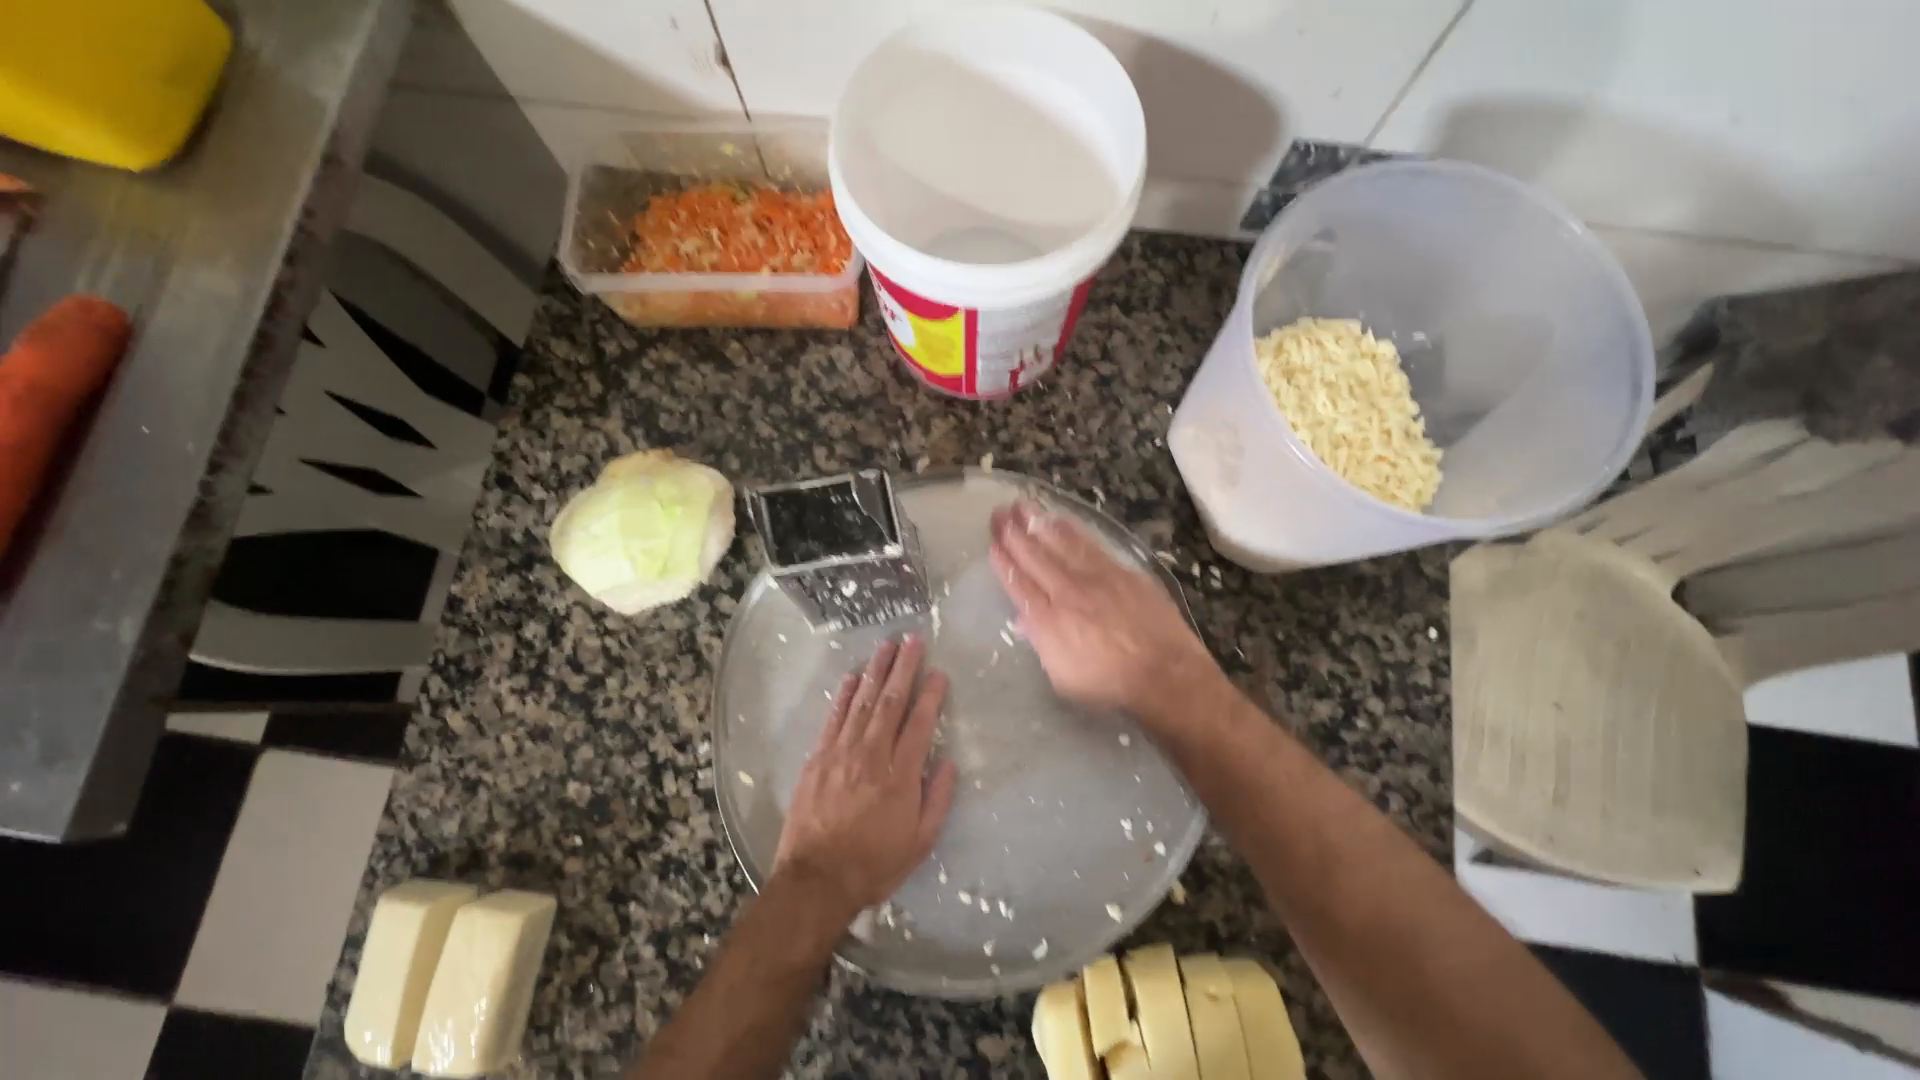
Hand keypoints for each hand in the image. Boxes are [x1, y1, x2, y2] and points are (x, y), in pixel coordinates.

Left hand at [773, 636, 957, 920]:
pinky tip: (853, 677)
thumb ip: (938, 799)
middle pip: (890, 702)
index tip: (938, 672)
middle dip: (903, 668)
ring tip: (886, 645)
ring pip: (862, 702)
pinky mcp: (817, 759)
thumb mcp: (921, 842)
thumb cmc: (875, 864)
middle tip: (912, 640)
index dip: (930, 695)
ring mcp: (840, 754)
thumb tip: (949, 763)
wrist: (817, 879)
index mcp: (900, 776)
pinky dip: (844, 695)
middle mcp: (871, 756)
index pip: (919, 724)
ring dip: (875, 671)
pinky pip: (833, 718)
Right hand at [989, 499, 1219, 724]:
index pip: (1018, 585)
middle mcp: (1067, 592)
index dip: (1004, 563)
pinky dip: (1073, 530)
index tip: (992, 544)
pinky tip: (1061, 520)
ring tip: (1024, 506)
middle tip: (999, 513)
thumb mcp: (1063, 677)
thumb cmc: (1110, 685)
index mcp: (1047, 620)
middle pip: (1035, 557)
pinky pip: (1090, 544)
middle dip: (1014, 534)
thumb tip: (1026, 621)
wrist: (1164, 673)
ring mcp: (1097, 578)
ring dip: (1040, 523)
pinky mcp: (1123, 572)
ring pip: (1062, 544)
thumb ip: (1043, 644)